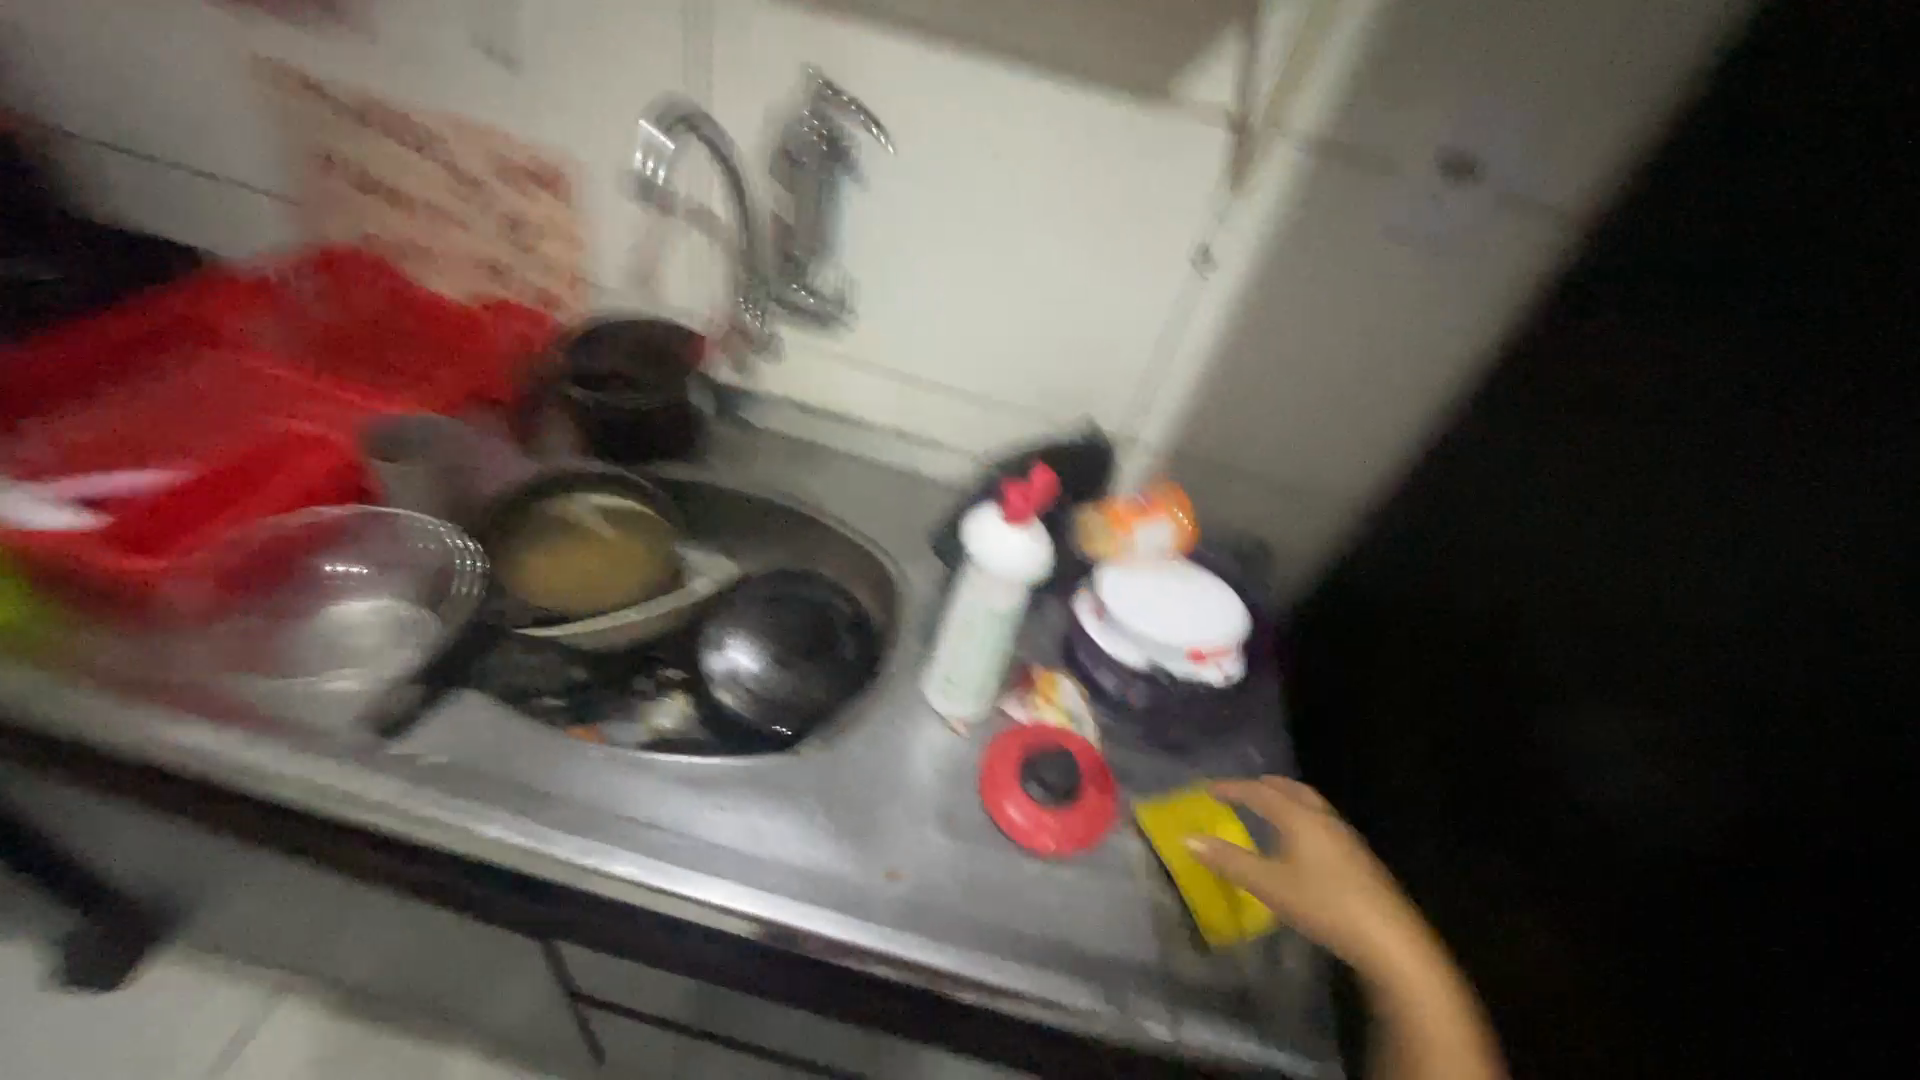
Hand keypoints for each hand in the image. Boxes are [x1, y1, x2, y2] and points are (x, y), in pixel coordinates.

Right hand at [1187, 777, 1431, 976]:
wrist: (1391, 941)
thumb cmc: (1324, 905)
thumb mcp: (1268, 885)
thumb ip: (1228, 861)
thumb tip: (1189, 838)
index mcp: (1300, 818)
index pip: (1260, 792)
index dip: (1233, 788)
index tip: (1209, 789)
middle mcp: (1324, 819)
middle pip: (1292, 790)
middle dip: (1265, 786)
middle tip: (1243, 790)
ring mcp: (1347, 838)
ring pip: (1311, 805)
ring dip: (1287, 801)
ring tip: (1270, 810)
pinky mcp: (1360, 859)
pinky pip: (1323, 823)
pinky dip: (1302, 818)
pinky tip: (1301, 844)